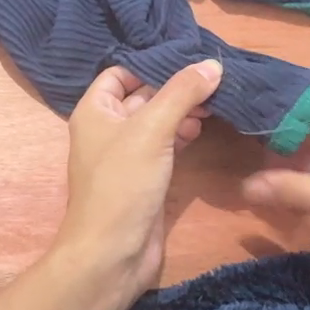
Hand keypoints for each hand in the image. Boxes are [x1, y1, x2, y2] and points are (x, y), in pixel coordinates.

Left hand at [52, 60, 222, 296]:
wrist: (112, 254)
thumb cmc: (123, 183)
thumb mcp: (152, 129)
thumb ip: (182, 93)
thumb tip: (212, 64)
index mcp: (95, 110)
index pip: (121, 72)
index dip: (151, 63)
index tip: (189, 56)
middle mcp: (107, 128)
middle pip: (143, 94)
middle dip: (175, 86)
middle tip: (213, 77)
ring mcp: (126, 155)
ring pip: (157, 121)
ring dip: (182, 110)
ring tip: (215, 101)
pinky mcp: (145, 177)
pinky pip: (165, 145)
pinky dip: (182, 134)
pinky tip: (203, 127)